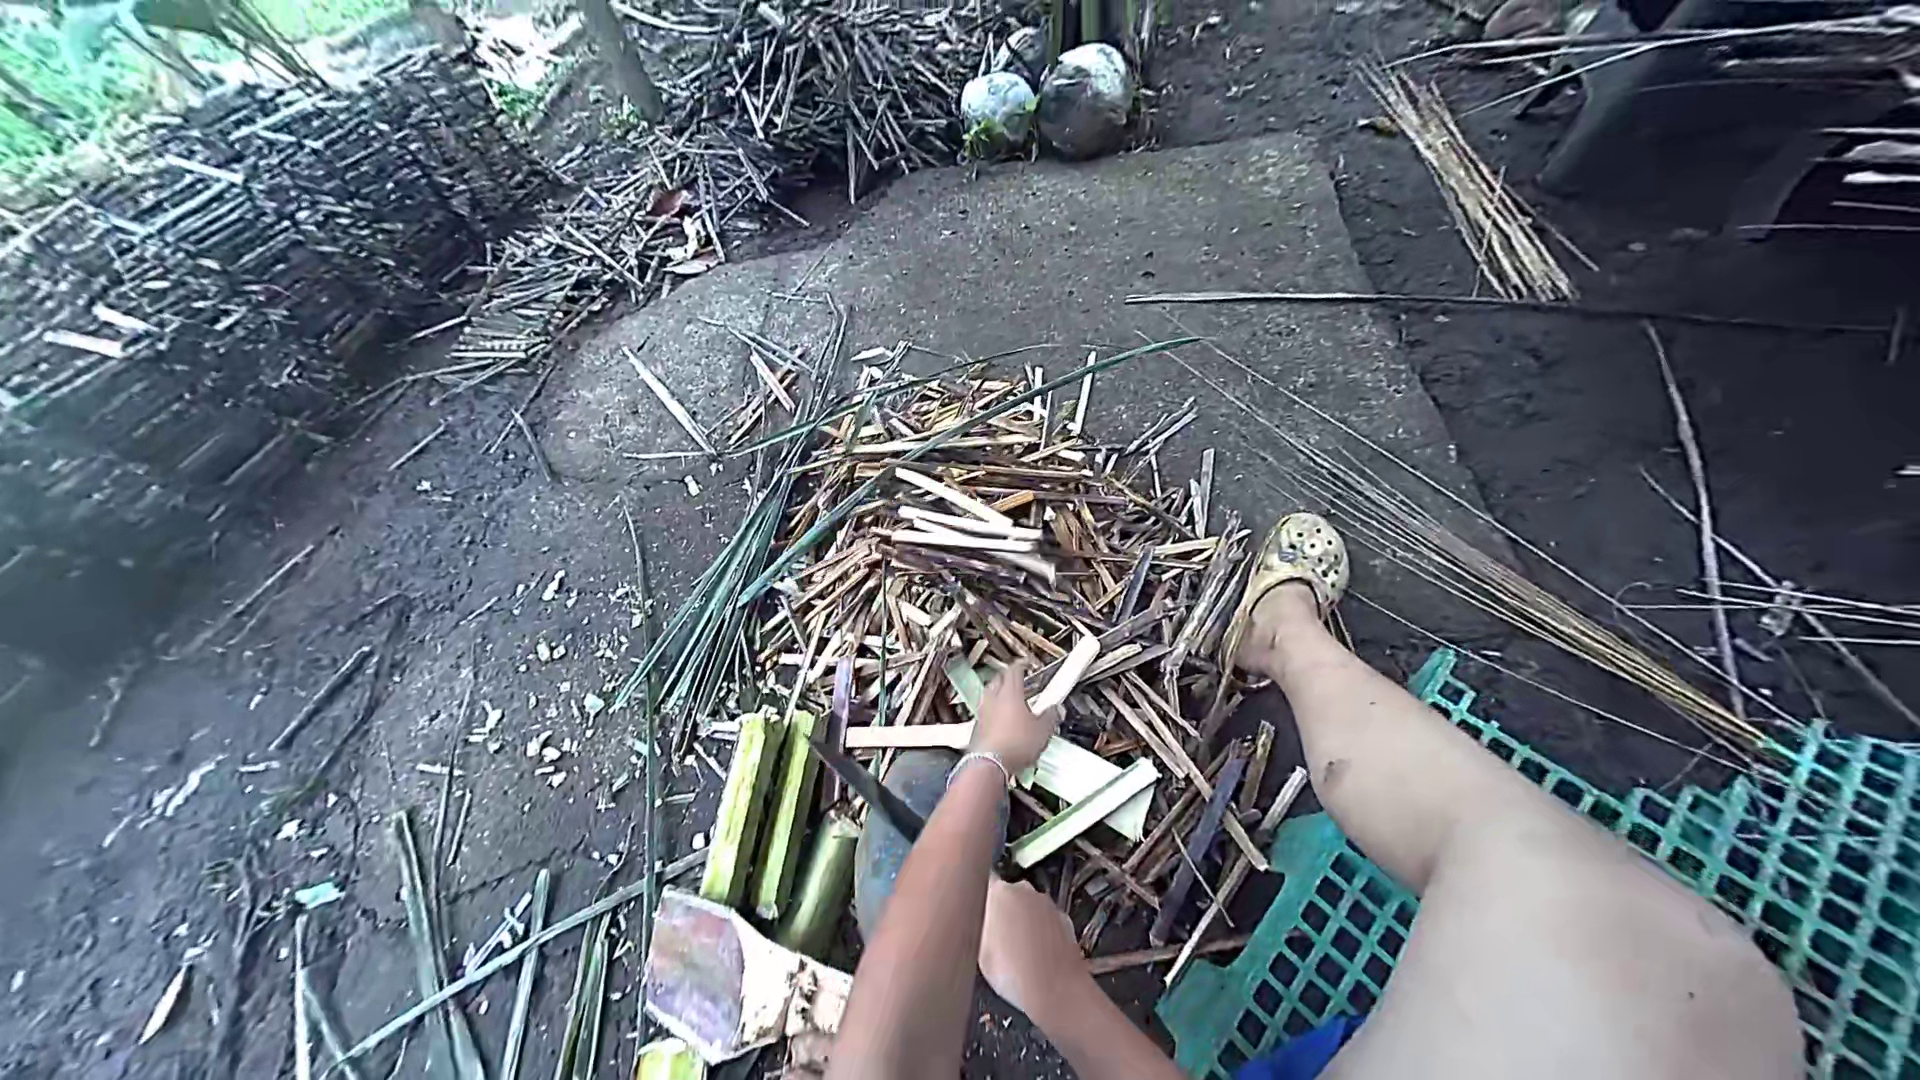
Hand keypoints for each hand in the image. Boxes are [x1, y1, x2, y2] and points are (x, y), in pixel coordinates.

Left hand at [971, 662, 1056, 774]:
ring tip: (1010, 701)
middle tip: (1018, 680)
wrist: (990, 764)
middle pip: (999, 679)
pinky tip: (1000, 721)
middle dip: (1008, 678)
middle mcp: (993, 698)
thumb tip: (1056, 711)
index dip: (1021, 665)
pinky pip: (985, 711)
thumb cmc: (1015, 745)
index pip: (1014, 670)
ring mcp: (983, 711)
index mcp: (1010, 693)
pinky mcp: (976, 726)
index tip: (1025, 664)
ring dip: (999, 694)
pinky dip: (993, 711)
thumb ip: (1050, 717)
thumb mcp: (1042, 731)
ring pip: (990, 694)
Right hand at [978, 878, 1090, 1017]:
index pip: (983, 883)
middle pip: (1007, 894)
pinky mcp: (1063, 918)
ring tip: (1019, 952)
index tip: (977, 913)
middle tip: (997, 939)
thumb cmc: (1013, 972)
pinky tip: (1038, 955)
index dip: (980, 899)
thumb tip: (974, 919)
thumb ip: (977, 925)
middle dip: (1002, 911)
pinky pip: (1046, 920)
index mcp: (997, 892)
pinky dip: (1042, 932)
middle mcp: (1023, 889)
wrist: (1056, 990)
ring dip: (1023, 921)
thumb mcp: (979, 952)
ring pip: (1028, 907)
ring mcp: (1045, 903)